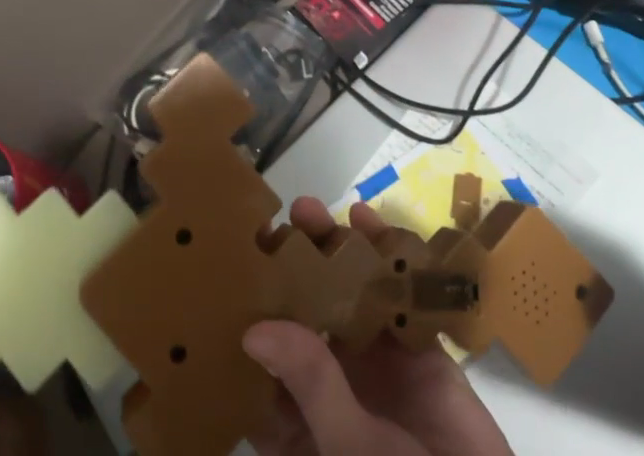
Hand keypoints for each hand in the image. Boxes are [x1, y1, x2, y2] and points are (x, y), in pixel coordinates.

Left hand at [244, 200, 512, 455]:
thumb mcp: (347, 442)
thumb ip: (310, 382)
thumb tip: (255, 332)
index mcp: (295, 419)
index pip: (256, 363)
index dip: (242, 316)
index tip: (229, 266)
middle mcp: (327, 384)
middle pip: (299, 317)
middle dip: (286, 269)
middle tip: (274, 225)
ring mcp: (371, 362)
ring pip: (343, 297)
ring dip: (330, 253)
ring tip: (312, 210)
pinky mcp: (414, 348)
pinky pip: (395, 294)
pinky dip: (384, 257)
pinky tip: (368, 221)